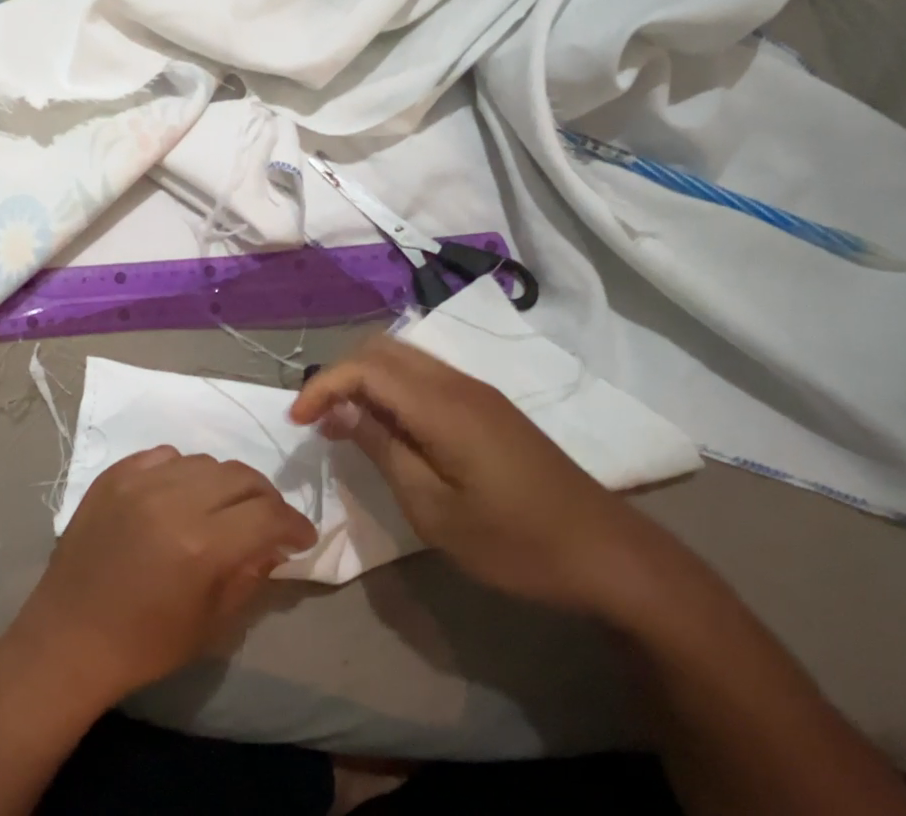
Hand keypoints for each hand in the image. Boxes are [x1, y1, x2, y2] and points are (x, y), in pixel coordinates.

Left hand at [0, 447, 317, 705]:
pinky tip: (180, 494)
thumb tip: (274, 543)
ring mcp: (137, 484)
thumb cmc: (145, 643)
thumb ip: (250, 574)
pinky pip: (160, 456)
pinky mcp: (111, 478)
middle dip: (265, 498)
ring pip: (202, 461)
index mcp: (202, 545)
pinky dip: (181, 470)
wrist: (70, 636)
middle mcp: (172, 501)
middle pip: (239, 476)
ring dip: (224, 483)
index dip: (295, 524)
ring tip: (223, 507)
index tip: (301, 538)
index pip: (268, 514)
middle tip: (267, 521)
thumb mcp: (212, 623)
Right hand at [289, 333, 693, 620]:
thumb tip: (340, 411)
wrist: (608, 556)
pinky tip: (389, 431)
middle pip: (383, 348)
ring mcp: (480, 394)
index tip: (297, 425)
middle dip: (340, 376)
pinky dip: (393, 390)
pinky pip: (426, 378)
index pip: (365, 367)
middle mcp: (461, 384)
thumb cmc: (514, 542)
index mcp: (444, 407)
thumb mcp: (432, 509)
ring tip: (346, 427)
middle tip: (319, 423)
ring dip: (366, 381)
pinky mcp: (491, 409)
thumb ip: (382, 449)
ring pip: (405, 358)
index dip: (321, 387)